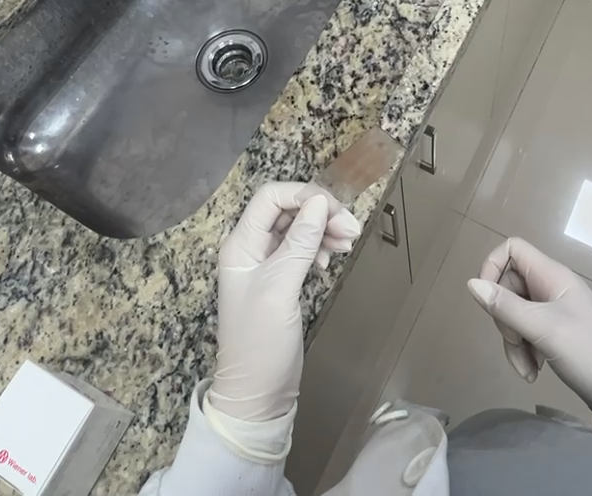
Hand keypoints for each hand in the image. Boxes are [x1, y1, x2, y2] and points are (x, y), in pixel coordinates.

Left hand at [209, 183, 361, 422]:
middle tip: (350, 228)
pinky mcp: (282, 279)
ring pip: (298, 227)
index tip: (334, 209)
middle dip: (319, 212)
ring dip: (324, 229)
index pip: (271, 197)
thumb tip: (320, 202)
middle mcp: (251, 247)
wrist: (257, 397)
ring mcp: (266, 263)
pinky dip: (320, 246)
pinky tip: (331, 258)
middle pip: (288, 210)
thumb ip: (299, 243)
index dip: (303, 195)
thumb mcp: (280, 289)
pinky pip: (303, 248)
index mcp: (241, 243)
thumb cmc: (260, 344)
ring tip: (347, 242)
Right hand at [467, 237, 591, 416]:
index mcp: (551, 275)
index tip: (486, 296)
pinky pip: (525, 331)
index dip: (493, 266)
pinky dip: (523, 350)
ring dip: (513, 342)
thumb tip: (471, 284)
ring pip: (513, 312)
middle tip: (516, 342)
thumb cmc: (588, 352)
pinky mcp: (553, 331)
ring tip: (528, 370)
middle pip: (508, 285)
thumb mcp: (543, 329)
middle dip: (504, 318)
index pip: (512, 249)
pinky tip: (533, 371)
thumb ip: (506, 307)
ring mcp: (552, 309)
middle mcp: (550, 286)